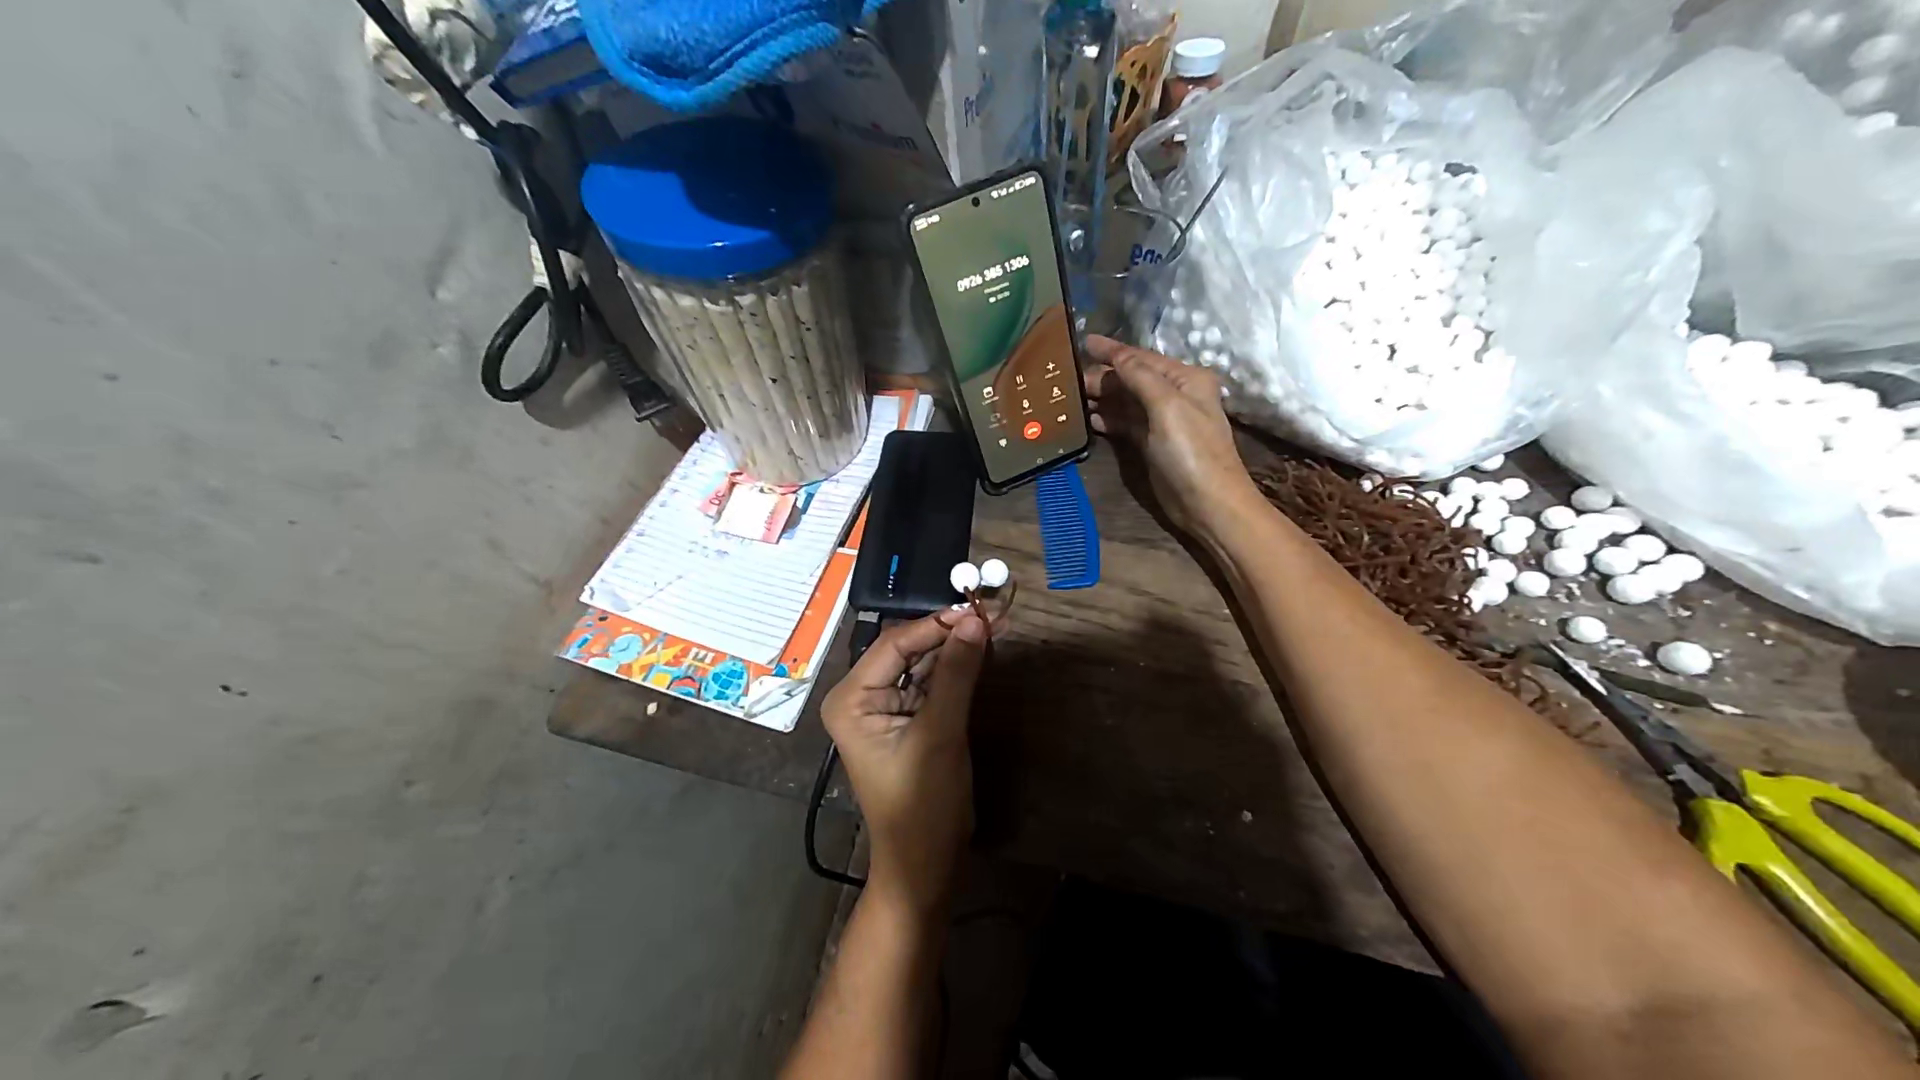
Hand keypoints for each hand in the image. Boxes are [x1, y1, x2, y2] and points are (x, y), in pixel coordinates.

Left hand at [820, 609, 991, 912]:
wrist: (925, 864)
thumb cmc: (922, 804)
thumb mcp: (940, 734)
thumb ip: (957, 674)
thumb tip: (975, 621)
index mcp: (851, 698)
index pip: (895, 644)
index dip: (936, 624)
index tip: (978, 608)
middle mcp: (861, 696)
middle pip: (908, 650)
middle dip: (949, 634)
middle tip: (992, 614)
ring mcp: (884, 708)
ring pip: (923, 664)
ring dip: (956, 649)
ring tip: (992, 626)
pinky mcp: (907, 720)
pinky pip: (931, 684)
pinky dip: (955, 670)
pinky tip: (980, 653)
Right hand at [1081, 335, 1262, 538]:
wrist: (1207, 503)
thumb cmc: (1191, 451)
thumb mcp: (1167, 406)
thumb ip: (1140, 376)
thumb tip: (1116, 354)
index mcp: (1185, 379)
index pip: (1142, 358)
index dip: (1112, 350)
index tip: (1083, 341)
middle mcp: (1175, 395)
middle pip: (1132, 378)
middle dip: (1102, 376)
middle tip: (1068, 377)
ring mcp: (1162, 421)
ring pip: (1126, 402)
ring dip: (1102, 397)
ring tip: (1071, 396)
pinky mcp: (1152, 444)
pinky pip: (1125, 424)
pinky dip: (1108, 419)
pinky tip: (1088, 418)